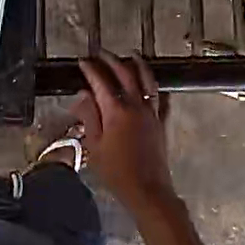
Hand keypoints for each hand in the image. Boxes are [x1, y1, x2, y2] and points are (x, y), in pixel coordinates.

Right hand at [70, 53, 174, 207]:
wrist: (148, 191)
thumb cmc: (116, 172)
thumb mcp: (94, 145)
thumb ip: (89, 116)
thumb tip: (83, 94)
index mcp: (116, 111)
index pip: (101, 82)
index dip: (90, 69)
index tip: (82, 61)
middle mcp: (136, 107)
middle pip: (125, 75)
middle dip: (112, 61)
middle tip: (101, 53)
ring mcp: (152, 114)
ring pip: (147, 82)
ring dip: (138, 66)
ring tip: (131, 56)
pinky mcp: (162, 124)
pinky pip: (162, 100)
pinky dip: (156, 88)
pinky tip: (154, 85)